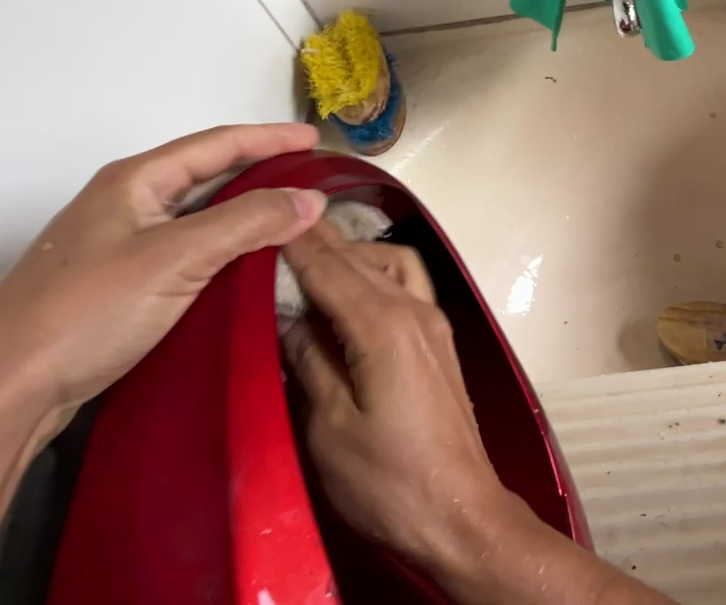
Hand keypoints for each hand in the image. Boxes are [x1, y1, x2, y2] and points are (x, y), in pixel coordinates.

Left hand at [0, 123, 325, 408]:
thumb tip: (313, 199)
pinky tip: (247, 265)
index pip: (217, 143)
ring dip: (244, 211)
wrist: (0, 392)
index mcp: (134, 181)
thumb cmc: (88, 310)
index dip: (270, 137)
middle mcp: (125, 202)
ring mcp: (117, 244)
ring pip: (197, 213)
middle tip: (310, 178)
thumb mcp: (177, 258)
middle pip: (206, 173)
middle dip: (260, 170)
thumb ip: (248, 222)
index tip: (317, 139)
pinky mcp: (117, 283)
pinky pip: (187, 247)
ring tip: (290, 218)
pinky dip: (225, 245)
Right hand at [279, 219, 513, 568]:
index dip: (297, 242)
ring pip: (392, 266)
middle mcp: (416, 311)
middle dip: (321, 242)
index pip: (332, 269)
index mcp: (385, 326)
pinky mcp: (439, 342)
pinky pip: (407, 287)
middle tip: (279, 229)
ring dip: (354, 256)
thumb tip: (292, 320)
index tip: (267, 214)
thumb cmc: (389, 479)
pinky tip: (352, 294)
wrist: (458, 511)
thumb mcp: (329, 426)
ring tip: (311, 264)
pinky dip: (377, 276)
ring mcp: (434, 324)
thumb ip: (311, 362)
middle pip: (362, 260)